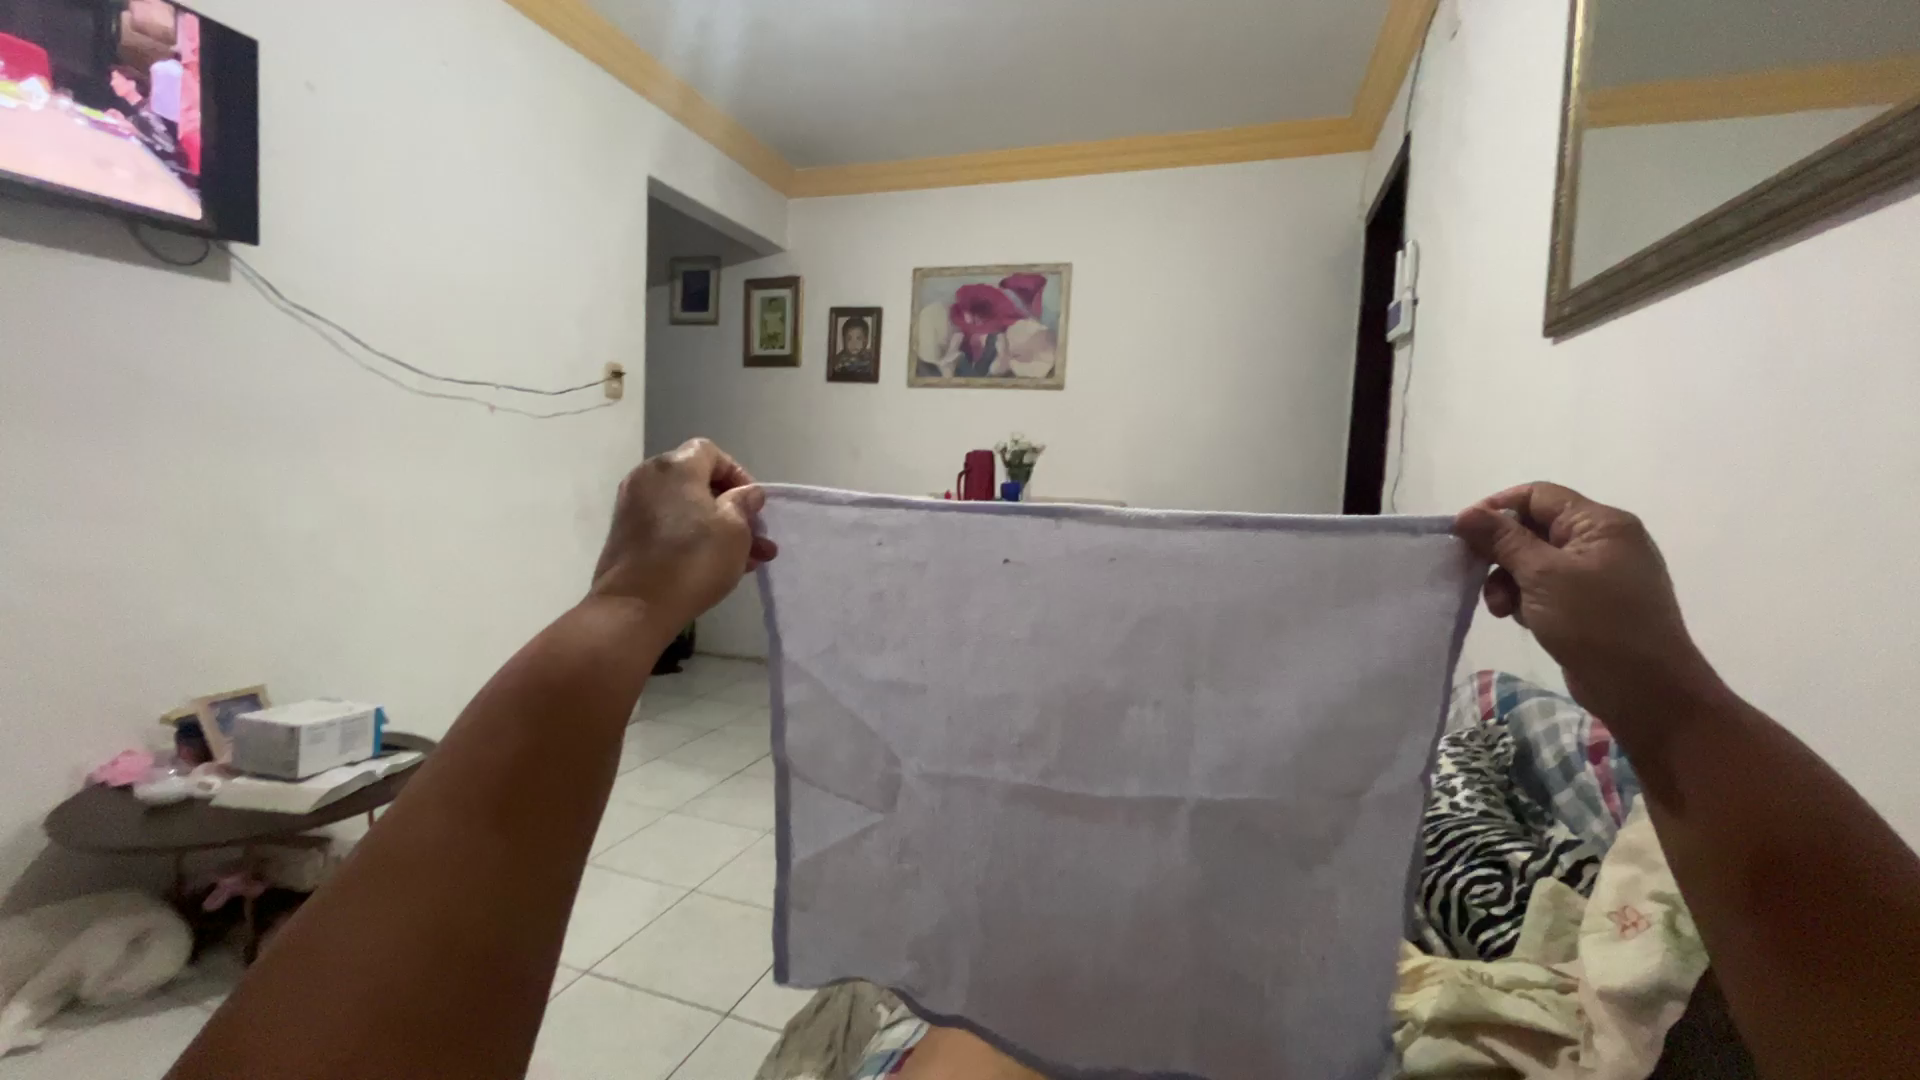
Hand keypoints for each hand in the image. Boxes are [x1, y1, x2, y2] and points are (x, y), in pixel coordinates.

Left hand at [588, 439, 777, 631]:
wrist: (636, 606)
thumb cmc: (694, 560)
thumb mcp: (735, 530)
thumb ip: (744, 504)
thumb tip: (747, 493)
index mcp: (675, 467)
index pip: (711, 453)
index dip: (737, 474)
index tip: (753, 505)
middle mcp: (648, 477)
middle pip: (697, 482)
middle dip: (731, 508)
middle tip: (756, 537)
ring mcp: (633, 506)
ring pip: (686, 509)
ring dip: (717, 528)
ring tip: (748, 559)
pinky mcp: (626, 534)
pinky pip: (669, 525)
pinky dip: (692, 537)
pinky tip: (717, 564)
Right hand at [1453, 483, 1721, 723]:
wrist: (1645, 690)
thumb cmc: (1596, 624)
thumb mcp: (1542, 576)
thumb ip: (1503, 540)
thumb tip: (1466, 514)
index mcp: (1601, 524)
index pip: (1537, 496)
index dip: (1496, 508)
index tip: (1464, 534)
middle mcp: (1601, 542)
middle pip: (1531, 528)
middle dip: (1499, 552)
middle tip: (1476, 575)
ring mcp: (1595, 573)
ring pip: (1531, 560)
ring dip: (1505, 580)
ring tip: (1501, 608)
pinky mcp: (1587, 602)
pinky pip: (1542, 586)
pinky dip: (1522, 597)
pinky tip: (1517, 618)